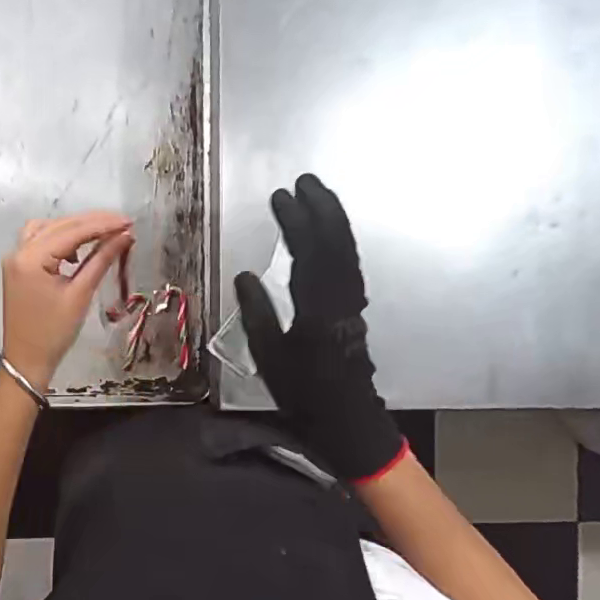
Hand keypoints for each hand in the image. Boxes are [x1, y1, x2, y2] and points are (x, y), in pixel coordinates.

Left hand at [2, 211, 134, 388]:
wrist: (27, 360)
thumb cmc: (54, 333)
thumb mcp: (80, 295)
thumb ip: (101, 260)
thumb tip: (123, 237)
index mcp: (30, 258)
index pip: (71, 231)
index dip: (102, 224)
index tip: (128, 221)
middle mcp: (18, 252)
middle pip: (59, 226)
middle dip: (91, 223)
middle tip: (122, 224)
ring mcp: (15, 259)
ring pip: (48, 230)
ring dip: (74, 228)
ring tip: (102, 233)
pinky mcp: (18, 268)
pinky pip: (40, 242)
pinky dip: (60, 239)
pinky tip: (77, 250)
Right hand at [234, 174, 403, 480]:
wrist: (345, 417)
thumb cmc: (303, 393)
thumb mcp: (270, 358)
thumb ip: (258, 314)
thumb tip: (245, 276)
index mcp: (317, 308)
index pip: (308, 253)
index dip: (295, 221)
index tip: (280, 197)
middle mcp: (341, 297)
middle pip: (335, 242)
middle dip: (321, 207)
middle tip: (304, 181)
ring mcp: (352, 301)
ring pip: (347, 250)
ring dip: (333, 219)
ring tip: (317, 196)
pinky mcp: (355, 307)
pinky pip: (349, 264)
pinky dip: (340, 242)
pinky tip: (328, 235)